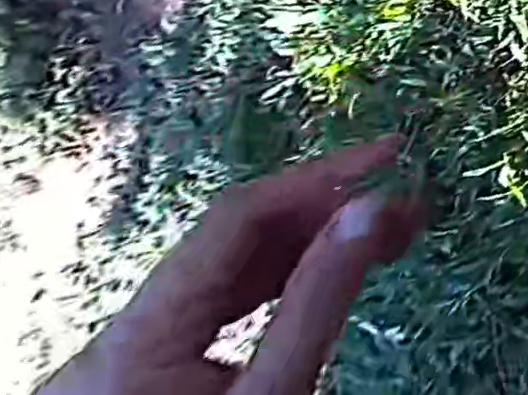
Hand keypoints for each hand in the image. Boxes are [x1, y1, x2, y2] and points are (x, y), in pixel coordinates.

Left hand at [41, 137, 424, 394]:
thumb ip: (321, 297)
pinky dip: (289, 276)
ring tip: (390, 230)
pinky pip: (225, 301)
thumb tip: (378, 203)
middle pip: (237, 239)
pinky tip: (336, 268)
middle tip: (407, 202)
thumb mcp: (275, 392)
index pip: (238, 217)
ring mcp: (129, 354)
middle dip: (330, 210)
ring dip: (318, 240)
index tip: (393, 155)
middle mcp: (120, 334)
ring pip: (235, 268)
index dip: (320, 175)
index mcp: (136, 336)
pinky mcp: (148, 371)